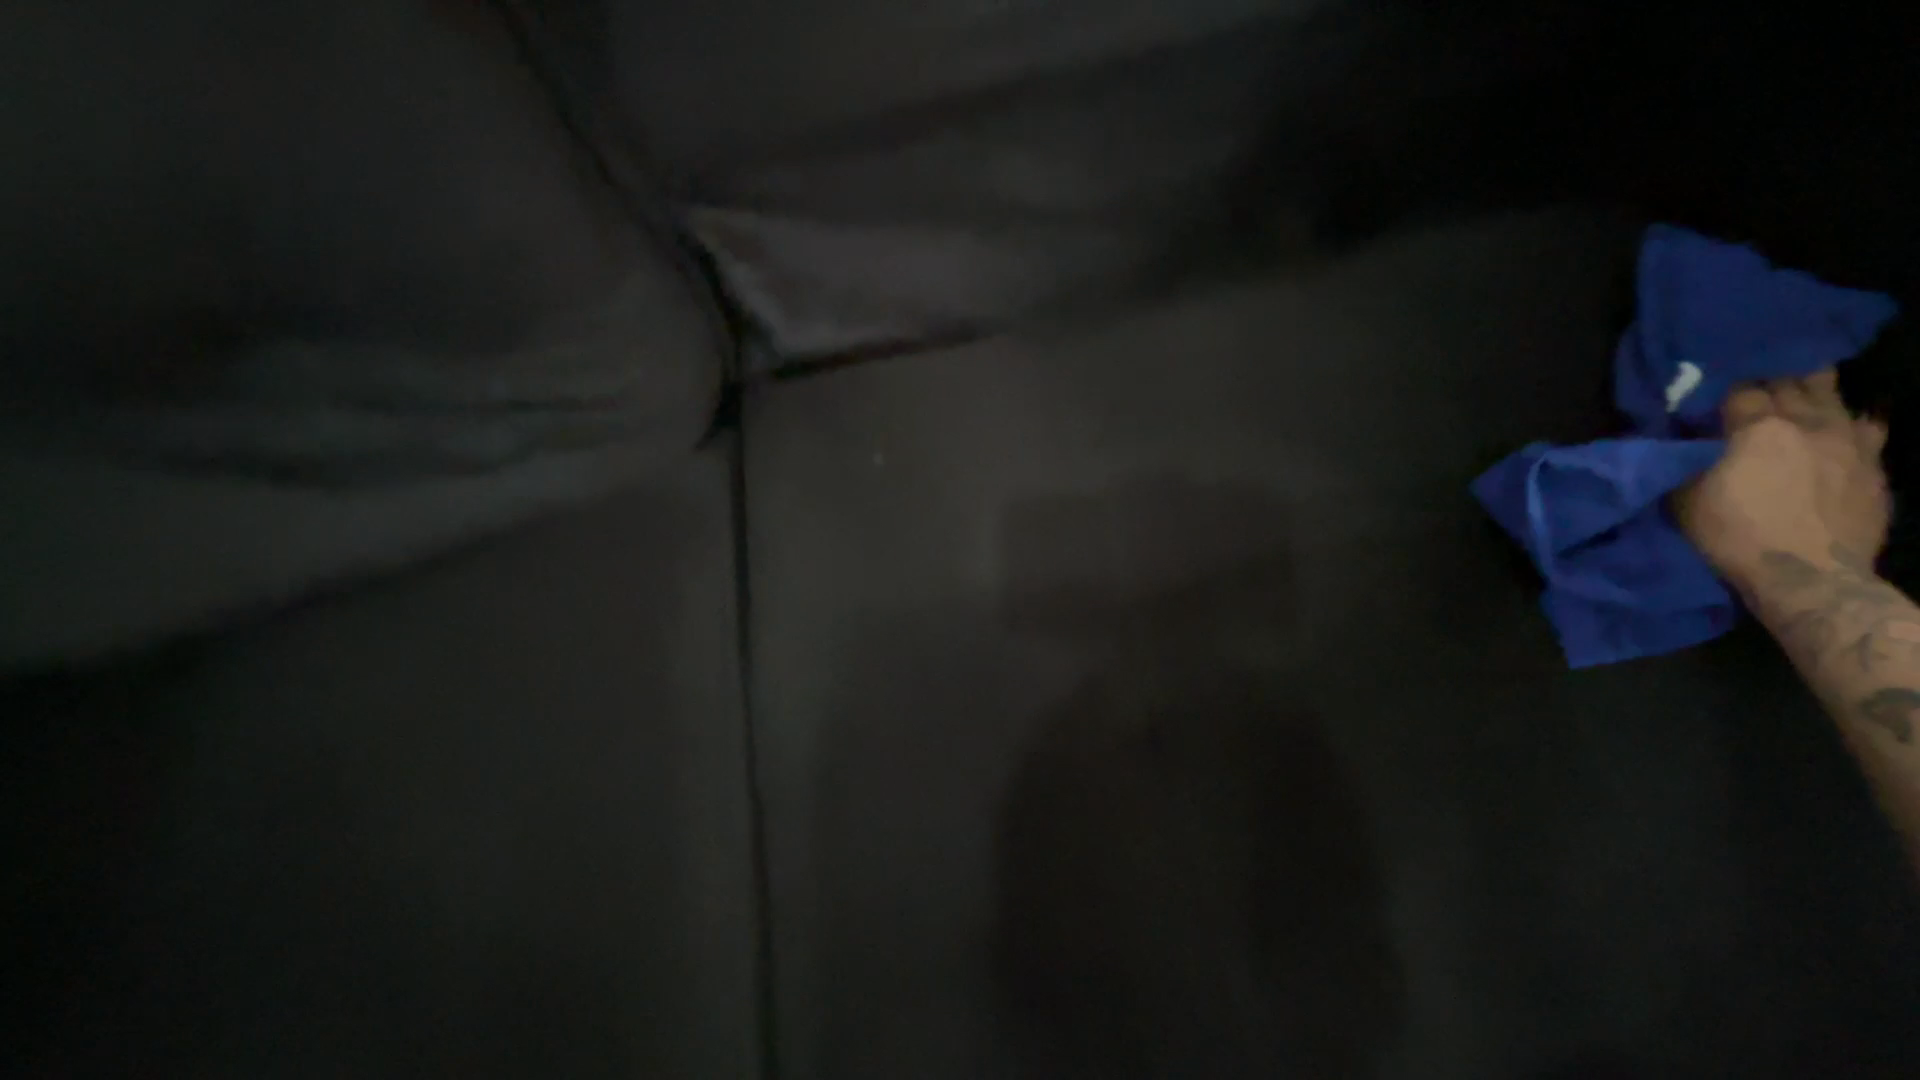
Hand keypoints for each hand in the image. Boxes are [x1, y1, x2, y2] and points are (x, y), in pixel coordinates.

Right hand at [1672, 370, 1890, 590]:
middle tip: (1752, 381)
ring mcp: (1848, 442)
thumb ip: (1686, 461)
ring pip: (1832, 396)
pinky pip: (1867, 427)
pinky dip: (1849, 421)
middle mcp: (1807, 424)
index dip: (1723, 389)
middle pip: (1790, 383)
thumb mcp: (1685, 498)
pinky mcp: (1873, 464)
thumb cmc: (1734, 536)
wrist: (1808, 576)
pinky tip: (1840, 427)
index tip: (1710, 394)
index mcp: (1757, 429)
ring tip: (1796, 387)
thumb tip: (1682, 440)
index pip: (1740, 390)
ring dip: (1811, 388)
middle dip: (1769, 378)